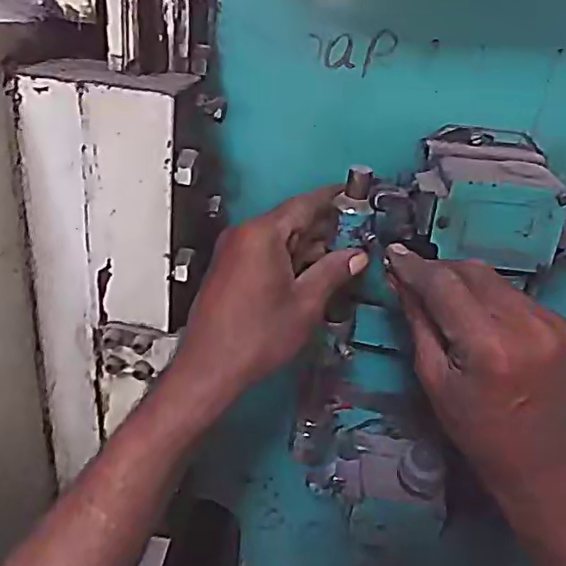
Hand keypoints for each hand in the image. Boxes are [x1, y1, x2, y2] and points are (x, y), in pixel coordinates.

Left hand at [168, 187, 367, 410]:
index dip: (334, 199)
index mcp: (262, 235)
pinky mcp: (230, 269)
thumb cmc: (249, 340)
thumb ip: (334, 271)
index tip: (352, 197)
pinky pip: (265, 252)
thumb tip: (353, 256)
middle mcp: (243, 236)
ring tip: (337, 264)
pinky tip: (308, 277)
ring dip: (307, 247)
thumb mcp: (307, 303)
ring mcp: (233, 252)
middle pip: (292, 219)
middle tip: (354, 239)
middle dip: (324, 229)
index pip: (305, 203)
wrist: (211, 368)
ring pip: (279, 238)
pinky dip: (288, 259)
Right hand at [383, 244, 565, 494]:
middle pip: (475, 272)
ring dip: (472, 287)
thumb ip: (419, 322)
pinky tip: (492, 327)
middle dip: (443, 272)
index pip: (445, 285)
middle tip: (421, 280)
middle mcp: (527, 327)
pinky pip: (523, 299)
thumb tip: (402, 279)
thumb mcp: (434, 379)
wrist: (538, 458)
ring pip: (499, 283)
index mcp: (488, 346)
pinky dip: (500, 304)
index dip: (417, 267)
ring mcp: (556, 325)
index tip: (395, 255)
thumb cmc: (475, 427)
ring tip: (457, 308)